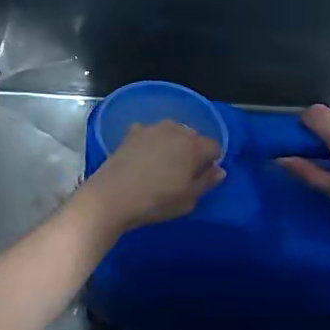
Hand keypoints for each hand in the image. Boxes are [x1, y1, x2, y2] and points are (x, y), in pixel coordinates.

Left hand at [71, 121, 224, 235]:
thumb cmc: (155, 201)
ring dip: (172, 144)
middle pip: (192, 136)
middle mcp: (174, 130)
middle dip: (192, 150)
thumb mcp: (188, 199)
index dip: (211, 161)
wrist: (111, 197)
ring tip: (162, 164)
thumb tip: (218, 169)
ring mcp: (150, 128)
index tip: (201, 177)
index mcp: (194, 145)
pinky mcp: (130, 133)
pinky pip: (149, 134)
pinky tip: (143, 157)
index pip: (214, 147)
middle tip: (182, 172)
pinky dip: (151, 142)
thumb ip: (207, 182)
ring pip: (171, 132)